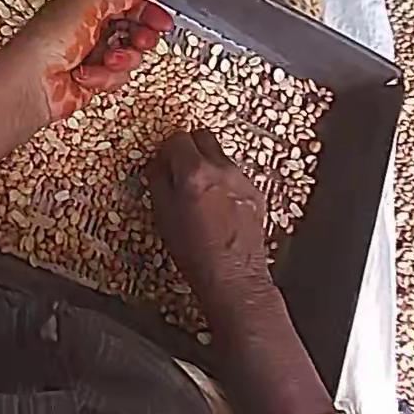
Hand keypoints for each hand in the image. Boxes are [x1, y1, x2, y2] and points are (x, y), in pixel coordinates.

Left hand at [0, 0, 173, 124]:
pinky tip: (87, 75)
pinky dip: (105, 77)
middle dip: (141, 37)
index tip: (161, 20)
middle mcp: (91, 32)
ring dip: (122, 59)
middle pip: (133, 32)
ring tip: (108, 59)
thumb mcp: (89, 4)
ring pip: (130, 58)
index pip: (126, 6)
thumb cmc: (50, 39)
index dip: (146, 12)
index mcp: (88, 8)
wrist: (34, 80)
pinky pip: (117, 78)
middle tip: (142, 40)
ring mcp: (94, 58)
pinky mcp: (95, 81)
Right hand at [145, 130, 274, 313]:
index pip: (178, 138)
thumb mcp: (163, 215)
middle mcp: (222, 169)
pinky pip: (235, 175)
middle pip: (203, 136)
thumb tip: (158, 163)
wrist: (234, 277)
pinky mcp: (256, 193)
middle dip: (189, 147)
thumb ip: (159, 180)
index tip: (163, 161)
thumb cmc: (193, 251)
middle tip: (179, 168)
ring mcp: (242, 180)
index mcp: (195, 173)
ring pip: (220, 156)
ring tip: (198, 193)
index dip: (167, 149)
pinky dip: (223, 182)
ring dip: (207, 165)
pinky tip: (217, 206)